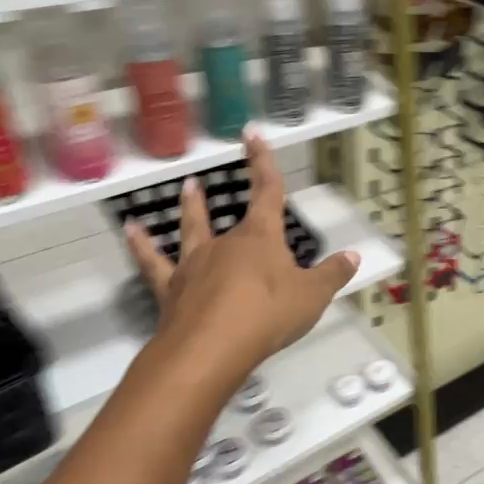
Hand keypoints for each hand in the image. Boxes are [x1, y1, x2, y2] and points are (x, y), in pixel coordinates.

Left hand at [123, 131, 358, 390]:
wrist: (211, 348)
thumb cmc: (268, 314)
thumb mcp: (312, 296)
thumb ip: (332, 274)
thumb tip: (353, 255)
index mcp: (261, 238)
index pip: (267, 192)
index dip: (263, 163)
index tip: (252, 135)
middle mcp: (226, 244)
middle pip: (231, 216)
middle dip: (227, 197)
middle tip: (214, 176)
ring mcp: (194, 265)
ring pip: (192, 231)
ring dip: (190, 209)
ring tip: (186, 188)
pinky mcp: (172, 290)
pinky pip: (154, 263)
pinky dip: (142, 246)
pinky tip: (130, 230)